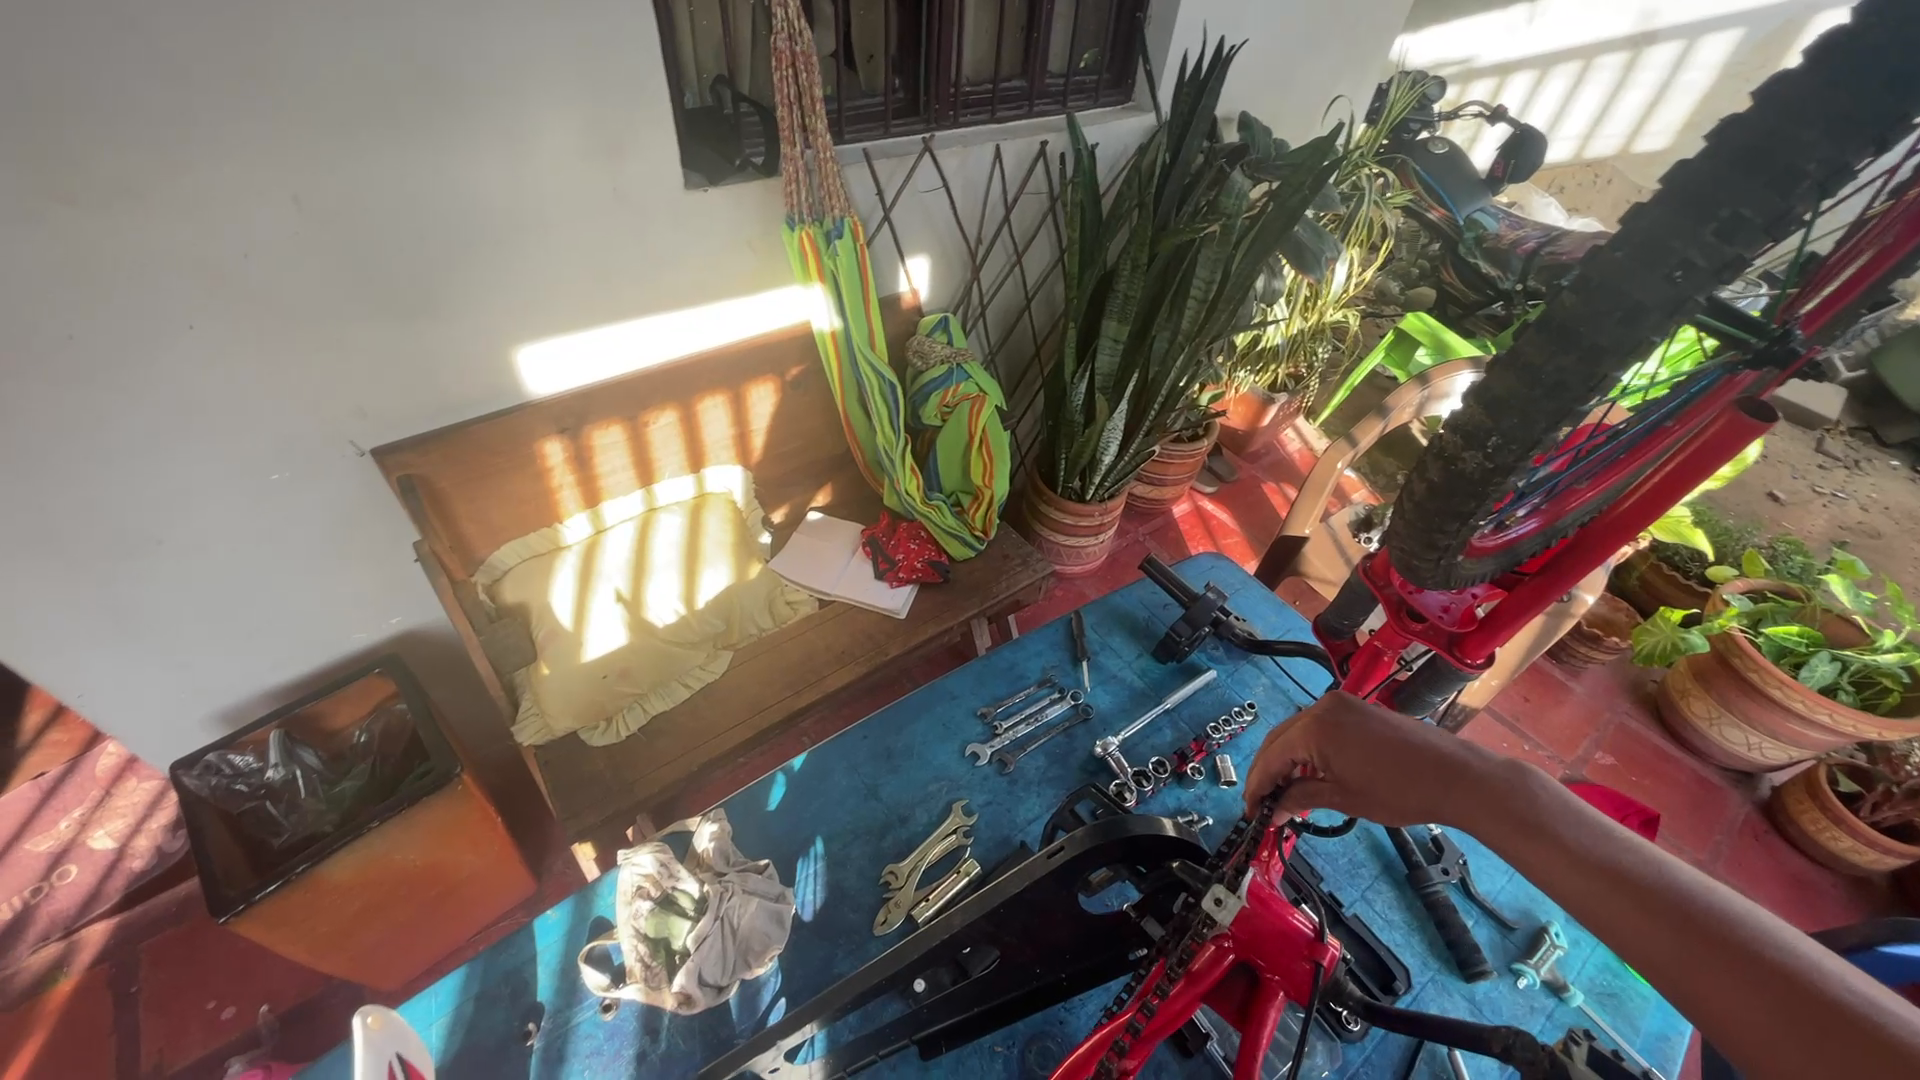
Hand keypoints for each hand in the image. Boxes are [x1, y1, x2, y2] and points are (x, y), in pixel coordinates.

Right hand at [1241, 691, 1509, 826]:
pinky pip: (1318, 727)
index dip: (1257, 786)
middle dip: (1268, 772)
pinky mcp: (1355, 708)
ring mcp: (1339, 704)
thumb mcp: (1344, 798)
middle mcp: (1321, 707)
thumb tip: (1272, 811)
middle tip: (1262, 804)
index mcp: (1314, 728)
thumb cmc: (1400, 792)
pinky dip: (1308, 750)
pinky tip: (1310, 774)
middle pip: (1279, 740)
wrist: (1458, 777)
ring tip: (1285, 793)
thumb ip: (1300, 798)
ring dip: (1287, 761)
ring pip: (1296, 732)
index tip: (1250, 812)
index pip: (1271, 757)